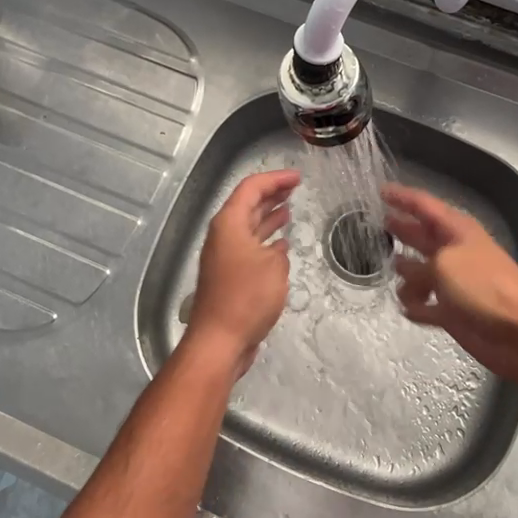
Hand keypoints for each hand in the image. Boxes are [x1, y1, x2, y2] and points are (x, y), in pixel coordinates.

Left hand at [187, 169, 297, 374]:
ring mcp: (225, 257)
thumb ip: (279, 253)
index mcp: (229, 224)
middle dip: (271, 194)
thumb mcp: (274, 267)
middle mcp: (223, 236)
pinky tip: (281, 245)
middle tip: (294, 188)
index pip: (251, 188)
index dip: (275, 179)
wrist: (219, 340)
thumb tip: (276, 252)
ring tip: (288, 210)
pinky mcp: (229, 277)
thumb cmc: (246, 297)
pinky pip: (250, 248)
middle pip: (247, 205)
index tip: (297, 177)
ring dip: (268, 217)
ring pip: (248, 227)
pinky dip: (266, 243)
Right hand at [384, 182, 517, 386]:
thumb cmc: (484, 287)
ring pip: (423, 272)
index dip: (402, 197)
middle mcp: (455, 252)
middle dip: (402, 229)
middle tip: (376, 224)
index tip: (380, 191)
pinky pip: (428, 305)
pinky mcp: (455, 312)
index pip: (424, 206)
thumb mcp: (444, 265)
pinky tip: (405, 308)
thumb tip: (406, 273)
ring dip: (407, 273)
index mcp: (457, 231)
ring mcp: (456, 283)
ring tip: (388, 270)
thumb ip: (419, 266)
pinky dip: (417, 306)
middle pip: (423, 236)